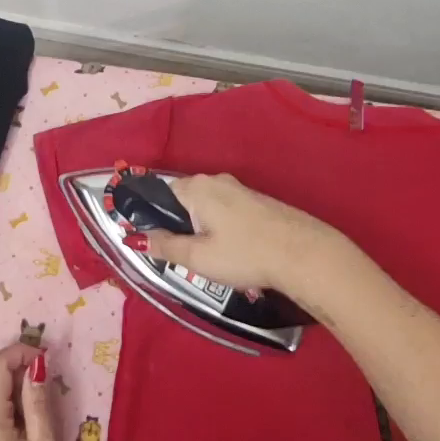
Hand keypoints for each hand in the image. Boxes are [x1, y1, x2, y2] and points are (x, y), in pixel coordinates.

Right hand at [141, 173, 342, 291]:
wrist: (303, 254)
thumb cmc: (245, 254)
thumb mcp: (198, 257)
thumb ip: (165, 246)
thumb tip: (136, 238)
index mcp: (197, 187)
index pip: (161, 194)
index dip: (154, 218)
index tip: (157, 243)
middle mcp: (216, 180)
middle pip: (185, 200)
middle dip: (181, 226)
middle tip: (187, 258)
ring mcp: (240, 189)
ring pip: (207, 208)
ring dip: (203, 230)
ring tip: (214, 260)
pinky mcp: (258, 201)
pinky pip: (227, 212)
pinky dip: (223, 230)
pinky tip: (235, 253)